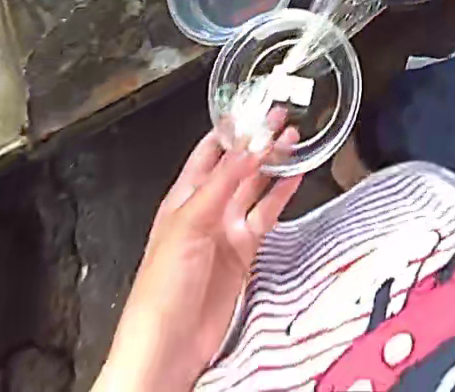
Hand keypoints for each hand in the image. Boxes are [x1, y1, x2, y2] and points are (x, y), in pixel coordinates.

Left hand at [93, 123, 303, 391]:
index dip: (233, 129)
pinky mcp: (242, 250)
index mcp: (185, 195)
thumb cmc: (160, 289)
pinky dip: (282, 194)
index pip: (211, 150)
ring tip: (293, 139)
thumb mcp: (189, 223)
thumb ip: (221, 184)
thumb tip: (246, 148)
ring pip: (255, 186)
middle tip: (279, 116)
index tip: (253, 109)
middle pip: (238, 165)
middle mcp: (207, 208)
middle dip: (259, 140)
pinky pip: (266, 214)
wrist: (168, 346)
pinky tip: (294, 177)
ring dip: (274, 163)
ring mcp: (226, 229)